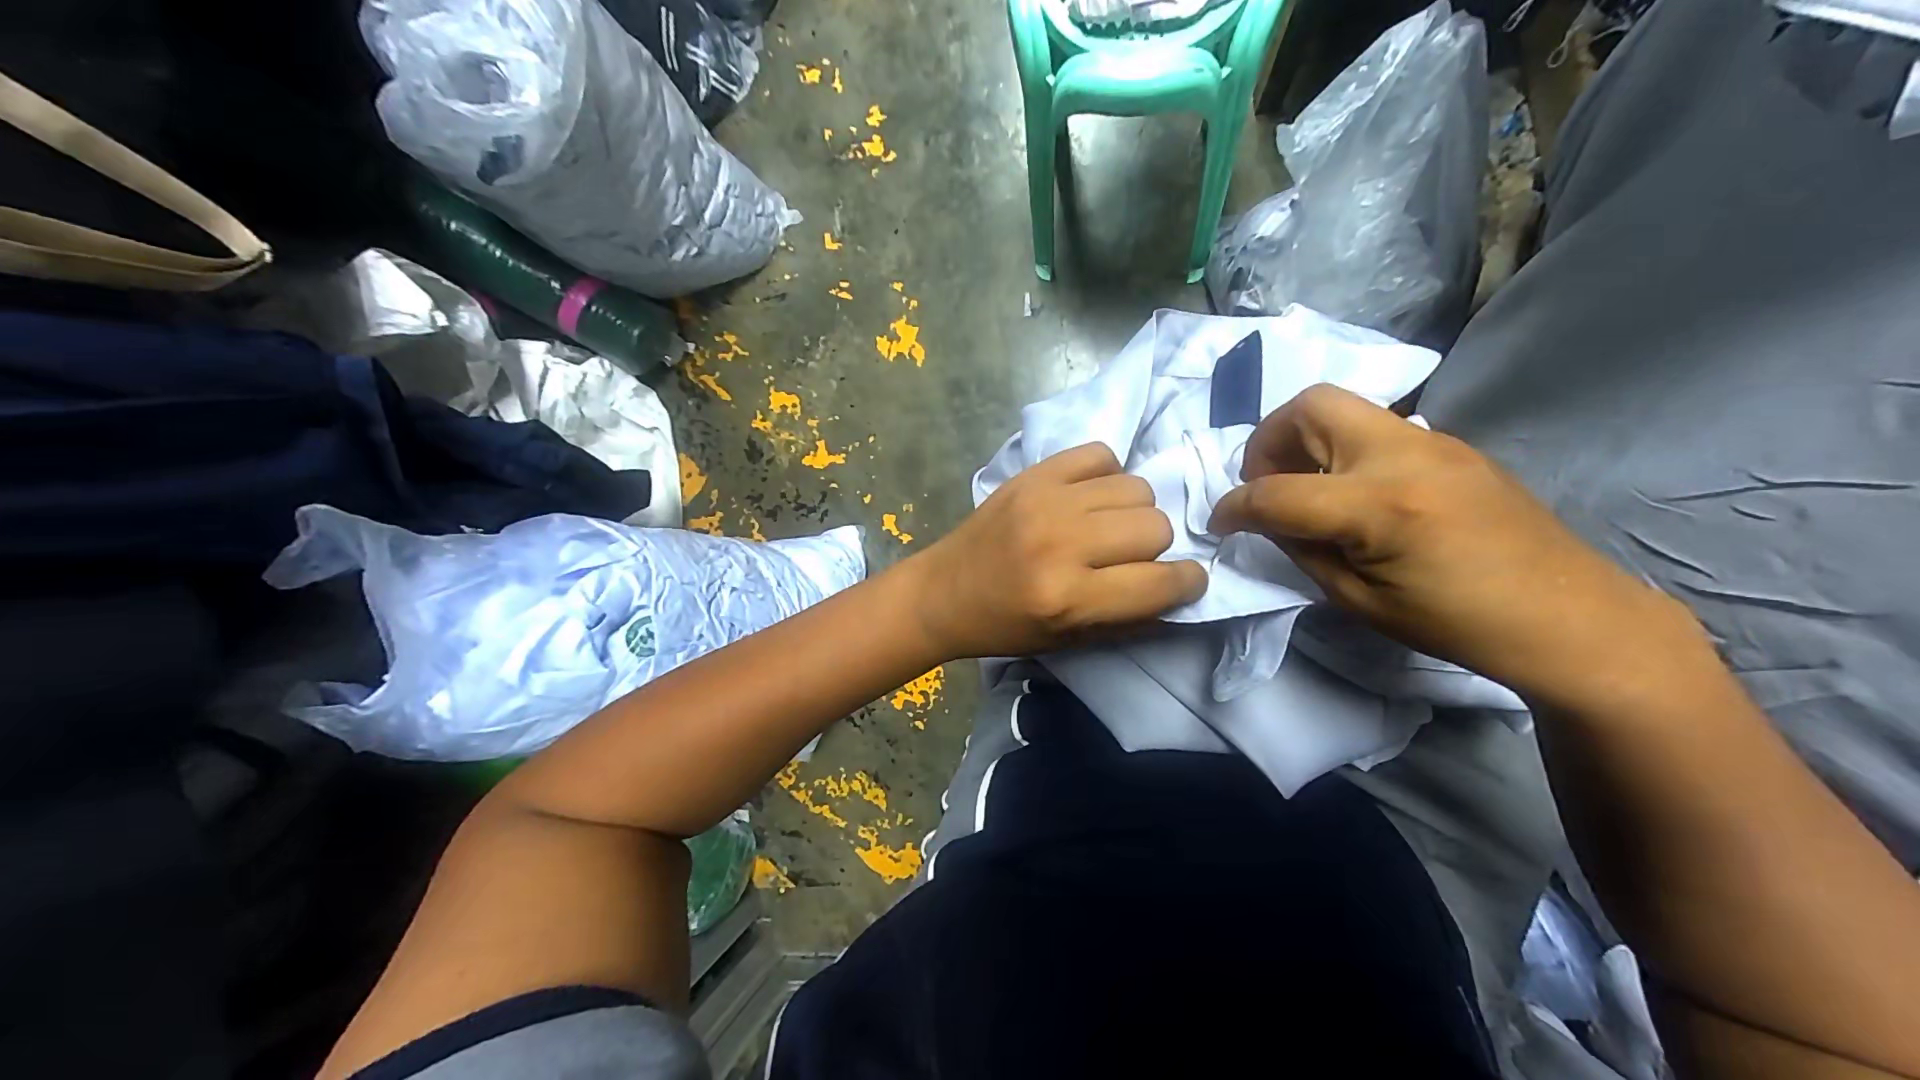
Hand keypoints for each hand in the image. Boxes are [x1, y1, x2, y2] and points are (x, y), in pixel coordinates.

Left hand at [895, 442, 1207, 659]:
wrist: (943, 592)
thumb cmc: (1006, 626)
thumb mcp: (1071, 641)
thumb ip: (1132, 617)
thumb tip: (1184, 588)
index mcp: (1068, 597)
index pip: (1161, 582)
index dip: (1187, 583)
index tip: (1184, 581)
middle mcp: (1060, 544)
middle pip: (1155, 526)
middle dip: (1155, 548)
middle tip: (1130, 558)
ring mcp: (1045, 501)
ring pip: (1135, 488)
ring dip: (1133, 511)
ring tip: (1107, 527)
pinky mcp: (1032, 474)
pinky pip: (1100, 454)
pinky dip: (1106, 475)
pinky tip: (1089, 497)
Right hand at [1208, 384, 1710, 708]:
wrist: (1568, 616)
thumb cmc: (1457, 623)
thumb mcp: (1358, 600)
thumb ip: (1302, 550)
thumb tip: (1267, 521)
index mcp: (1379, 506)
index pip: (1276, 491)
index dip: (1234, 507)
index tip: (1218, 522)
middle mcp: (1403, 454)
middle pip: (1308, 406)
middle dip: (1268, 441)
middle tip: (1267, 482)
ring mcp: (1433, 440)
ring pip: (1342, 405)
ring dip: (1305, 439)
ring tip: (1306, 486)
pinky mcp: (1451, 444)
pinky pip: (1375, 426)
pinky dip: (1341, 448)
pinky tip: (1353, 492)